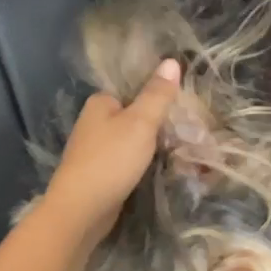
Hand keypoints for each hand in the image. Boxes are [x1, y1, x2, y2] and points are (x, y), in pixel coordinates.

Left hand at [42, 59, 182, 242]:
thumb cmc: (111, 160)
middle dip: (157, 126)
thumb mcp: (140, 123)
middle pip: (133, 117)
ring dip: (152, 148)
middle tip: (189, 134)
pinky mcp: (99, 174)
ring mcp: (94, 150)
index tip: (184, 109)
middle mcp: (93, 123)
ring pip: (131, 142)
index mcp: (100, 103)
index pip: (134, 90)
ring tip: (181, 152)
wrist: (81, 209)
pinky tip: (159, 171)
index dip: (158, 98)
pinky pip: (126, 163)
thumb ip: (157, 94)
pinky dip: (141, 166)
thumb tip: (172, 61)